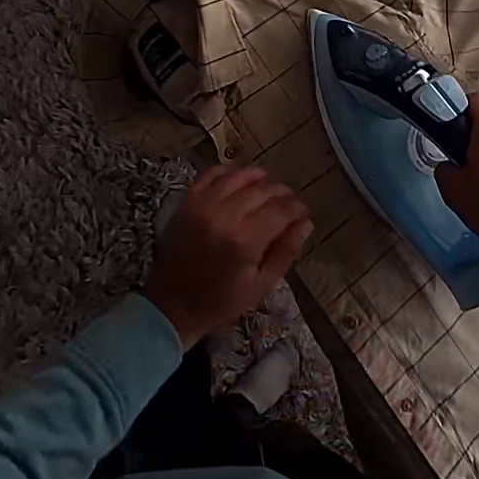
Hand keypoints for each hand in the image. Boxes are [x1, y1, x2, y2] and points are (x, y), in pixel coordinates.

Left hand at [146, 166, 313, 348]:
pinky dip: (230, 172)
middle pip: (264, 189)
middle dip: (283, 193)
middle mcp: (224, 215)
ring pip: (239, 176)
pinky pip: (212, 174)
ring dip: (260, 178)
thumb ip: (286, 251)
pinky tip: (240, 182)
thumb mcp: (261, 285)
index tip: (304, 214)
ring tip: (269, 189)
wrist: (172, 306)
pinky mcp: (187, 202)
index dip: (298, 208)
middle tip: (290, 203)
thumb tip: (306, 223)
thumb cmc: (220, 301)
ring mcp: (202, 205)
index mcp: (244, 240)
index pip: (282, 210)